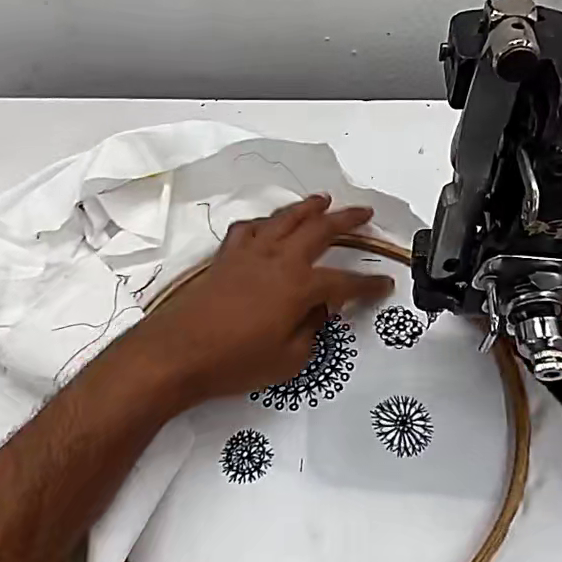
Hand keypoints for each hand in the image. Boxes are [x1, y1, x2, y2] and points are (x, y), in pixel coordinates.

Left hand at [108, 195, 394, 409]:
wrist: (177, 352)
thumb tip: (319, 311)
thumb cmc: (235, 362)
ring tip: (323, 200)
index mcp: (300, 286)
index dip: (368, 284)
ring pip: (284, 219)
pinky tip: (268, 224)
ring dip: (308, 207)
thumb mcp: (289, 359)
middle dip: (347, 220)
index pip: (345, 282)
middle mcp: (278, 260)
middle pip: (319, 230)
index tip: (384, 283)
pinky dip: (264, 221)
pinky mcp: (226, 257)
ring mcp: (249, 254)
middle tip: (365, 212)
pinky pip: (249, 228)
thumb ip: (312, 330)